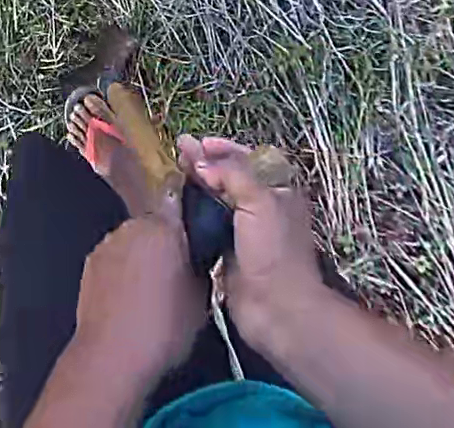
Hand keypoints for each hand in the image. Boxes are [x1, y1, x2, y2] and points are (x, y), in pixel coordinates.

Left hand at [70, 203, 207, 388]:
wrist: (111, 354)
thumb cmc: (162, 329)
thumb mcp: (199, 304)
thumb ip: (200, 271)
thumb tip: (197, 263)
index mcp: (164, 229)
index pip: (173, 194)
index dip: (180, 197)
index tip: (187, 208)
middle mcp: (133, 226)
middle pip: (152, 223)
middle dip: (162, 240)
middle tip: (173, 270)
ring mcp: (108, 241)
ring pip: (132, 239)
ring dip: (140, 253)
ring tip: (147, 288)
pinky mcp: (90, 259)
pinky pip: (113, 256)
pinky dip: (120, 268)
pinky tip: (125, 295)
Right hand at [177, 135, 328, 350]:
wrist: (278, 311)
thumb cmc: (275, 251)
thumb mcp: (260, 201)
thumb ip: (230, 174)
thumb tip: (200, 161)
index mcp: (278, 189)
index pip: (250, 157)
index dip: (226, 148)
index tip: (202, 142)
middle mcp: (262, 204)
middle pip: (229, 173)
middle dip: (205, 161)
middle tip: (180, 148)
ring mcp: (243, 227)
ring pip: (215, 195)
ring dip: (196, 181)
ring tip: (175, 166)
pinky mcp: (226, 247)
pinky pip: (206, 218)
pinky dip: (192, 206)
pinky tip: (176, 197)